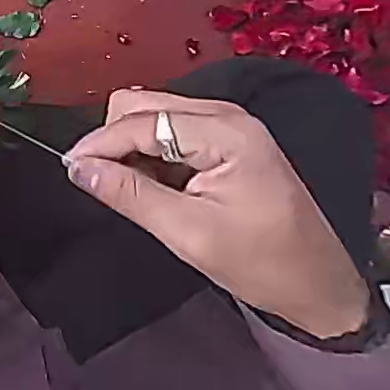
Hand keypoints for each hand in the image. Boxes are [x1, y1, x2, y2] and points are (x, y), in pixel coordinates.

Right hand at [65, 90, 369, 337]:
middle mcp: (224, 113)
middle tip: (102, 182)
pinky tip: (153, 183)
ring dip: (130, 145)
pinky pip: (169, 126)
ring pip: (152, 112)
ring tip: (132, 188)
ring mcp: (226, 121)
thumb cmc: (262, 264)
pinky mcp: (224, 134)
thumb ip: (130, 196)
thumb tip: (78, 168)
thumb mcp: (189, 234)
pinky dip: (149, 150)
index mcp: (224, 131)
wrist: (320, 286)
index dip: (101, 143)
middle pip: (143, 103)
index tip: (70, 168)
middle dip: (114, 139)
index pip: (142, 121)